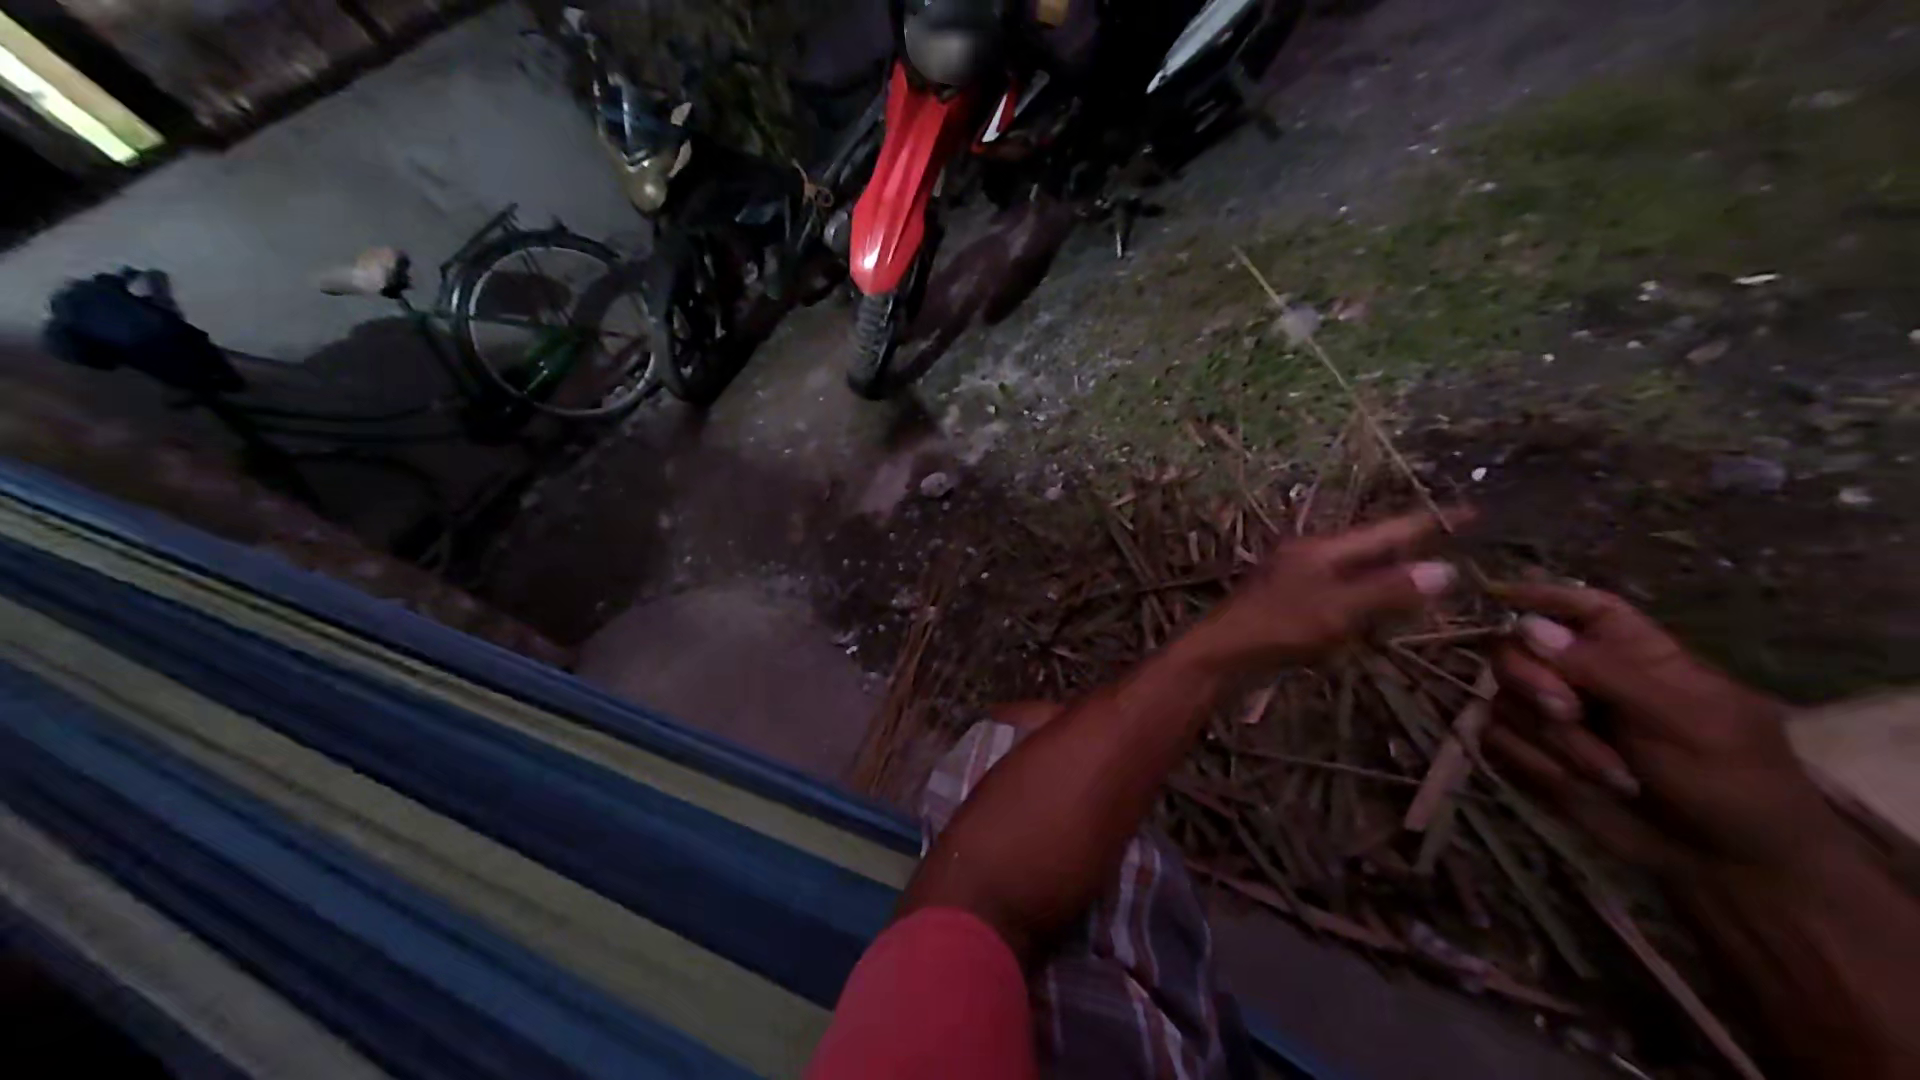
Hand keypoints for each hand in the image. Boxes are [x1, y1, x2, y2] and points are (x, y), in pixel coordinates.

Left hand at [1178, 510, 1462, 675]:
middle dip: (1408, 544)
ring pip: (1354, 571)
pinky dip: (1364, 600)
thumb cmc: (1278, 627)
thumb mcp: (1339, 608)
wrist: (1221, 653)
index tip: (1471, 510)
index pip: (1386, 530)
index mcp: (1321, 549)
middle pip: (1370, 547)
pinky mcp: (1289, 604)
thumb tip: (1444, 569)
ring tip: (1424, 573)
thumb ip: (1388, 590)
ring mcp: (1296, 579)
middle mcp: (1309, 556)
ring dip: (1388, 573)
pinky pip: (1338, 594)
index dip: (1429, 522)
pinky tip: (1376, 611)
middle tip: (1450, 538)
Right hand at [1486, 582, 1845, 878]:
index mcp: (1630, 652)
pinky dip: (1534, 762)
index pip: (1576, 605)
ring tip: (1612, 775)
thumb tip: (1526, 626)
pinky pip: (1495, 737)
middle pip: (1513, 645)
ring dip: (1552, 739)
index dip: (1537, 595)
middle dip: (1532, 679)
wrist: (1725, 867)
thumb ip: (1606, 669)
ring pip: (1502, 697)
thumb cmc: (1733, 783)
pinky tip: (1577, 784)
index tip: (1494, 595)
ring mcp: (1546, 713)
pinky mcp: (1526, 749)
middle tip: (1568, 711)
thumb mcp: (1688, 719)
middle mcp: (1578, 674)